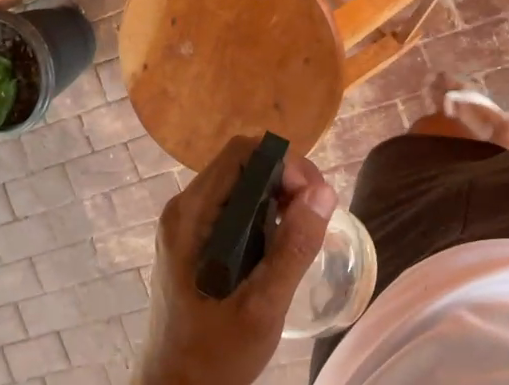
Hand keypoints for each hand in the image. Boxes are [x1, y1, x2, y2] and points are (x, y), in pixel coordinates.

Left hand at [136, 137, 338, 384]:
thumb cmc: (215, 356)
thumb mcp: (262, 307)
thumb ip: (293, 248)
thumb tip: (323, 192)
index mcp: (192, 215)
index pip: (243, 151)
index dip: (284, 162)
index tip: (311, 198)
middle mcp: (185, 208)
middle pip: (244, 162)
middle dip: (287, 178)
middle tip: (314, 217)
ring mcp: (187, 223)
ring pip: (243, 181)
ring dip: (278, 196)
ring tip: (301, 233)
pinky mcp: (194, 239)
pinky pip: (236, 204)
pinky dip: (265, 212)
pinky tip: (279, 245)